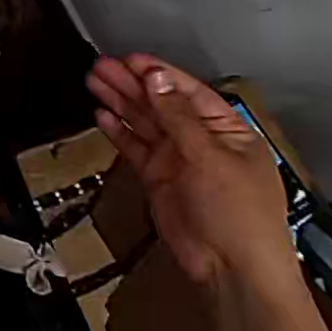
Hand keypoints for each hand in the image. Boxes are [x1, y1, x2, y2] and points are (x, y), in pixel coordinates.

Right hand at [86, 55, 295, 289]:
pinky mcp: (158, 177)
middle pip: (160, 104)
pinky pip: (135, 148)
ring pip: (143, 122)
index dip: (158, 74)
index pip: (188, 92)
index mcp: (227, 131)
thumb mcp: (210, 157)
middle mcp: (201, 140)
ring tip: (93, 81)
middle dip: (131, 84)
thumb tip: (156, 78)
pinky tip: (101, 116)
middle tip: (101, 65)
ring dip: (119, 101)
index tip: (129, 59)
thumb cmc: (238, 212)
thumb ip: (178, 116)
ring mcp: (177, 159)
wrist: (231, 271)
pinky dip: (118, 132)